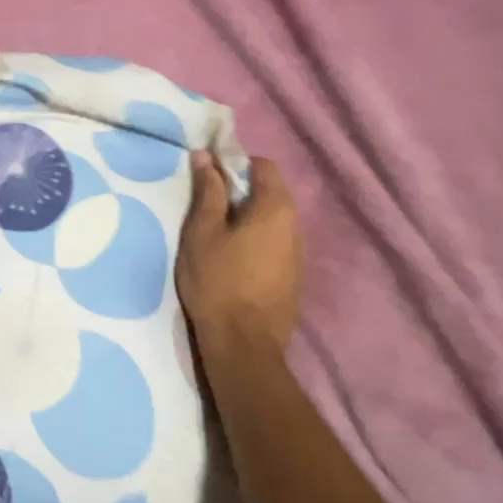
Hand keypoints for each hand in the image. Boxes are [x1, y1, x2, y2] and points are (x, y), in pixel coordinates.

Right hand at [177, 153, 303, 350]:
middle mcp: (297, 224)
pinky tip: (234, 261)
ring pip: (272, 220)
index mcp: (276, 207)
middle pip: (269, 192)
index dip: (233, 164)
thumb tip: (206, 157)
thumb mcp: (202, 232)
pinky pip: (275, 244)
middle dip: (239, 192)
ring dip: (248, 219)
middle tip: (206, 209)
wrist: (244, 346)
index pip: (262, 165)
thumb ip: (208, 191)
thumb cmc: (218, 281)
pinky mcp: (295, 277)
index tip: (207, 179)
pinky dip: (256, 242)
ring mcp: (300, 253)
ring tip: (218, 236)